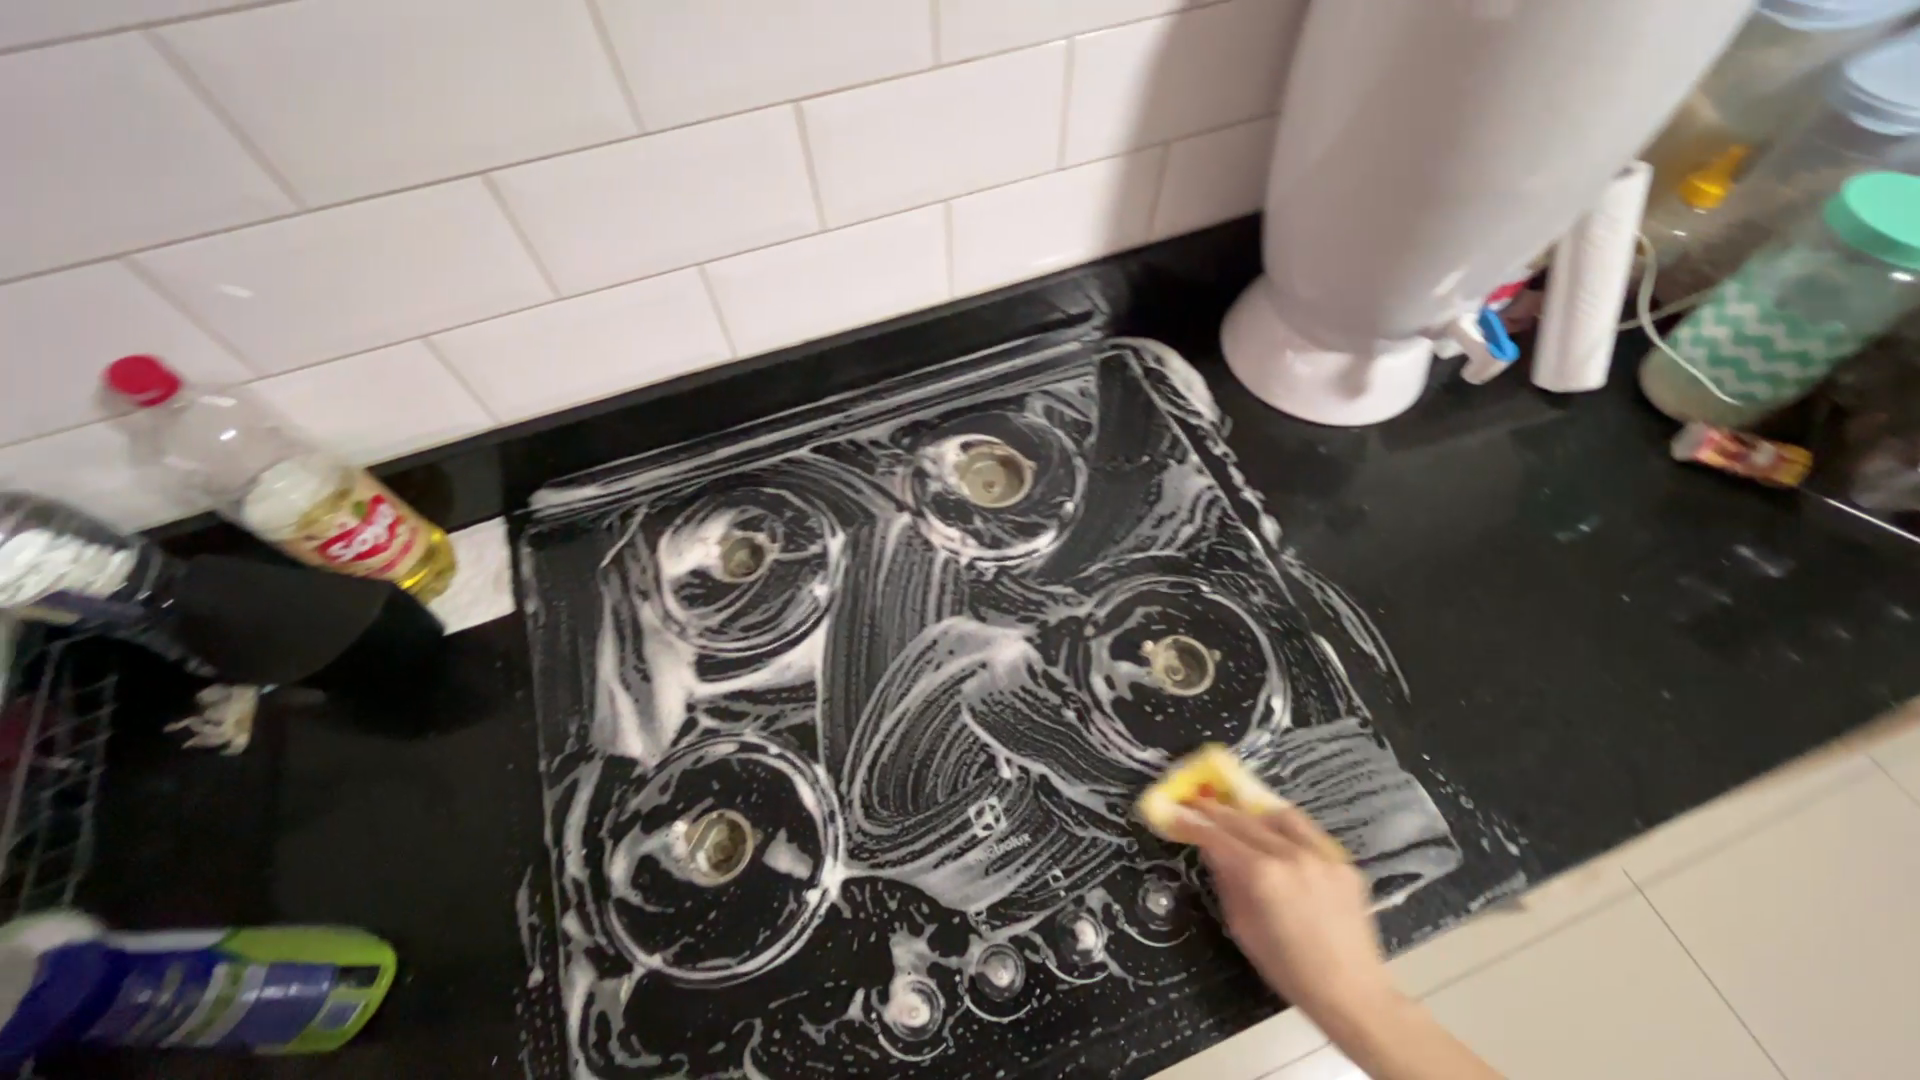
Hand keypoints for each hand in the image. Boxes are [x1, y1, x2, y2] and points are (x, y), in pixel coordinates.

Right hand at [1174, 801, 1395, 1022]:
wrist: (1351, 991)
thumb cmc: (1287, 969)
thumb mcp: (1242, 927)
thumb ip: (1226, 881)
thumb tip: (1212, 850)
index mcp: (1262, 875)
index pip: (1218, 837)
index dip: (1193, 823)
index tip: (1175, 813)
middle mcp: (1291, 855)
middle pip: (1244, 820)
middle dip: (1216, 811)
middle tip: (1196, 802)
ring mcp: (1322, 855)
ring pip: (1280, 815)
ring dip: (1254, 813)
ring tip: (1241, 817)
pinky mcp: (1344, 862)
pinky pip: (1308, 833)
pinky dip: (1286, 830)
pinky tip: (1278, 839)